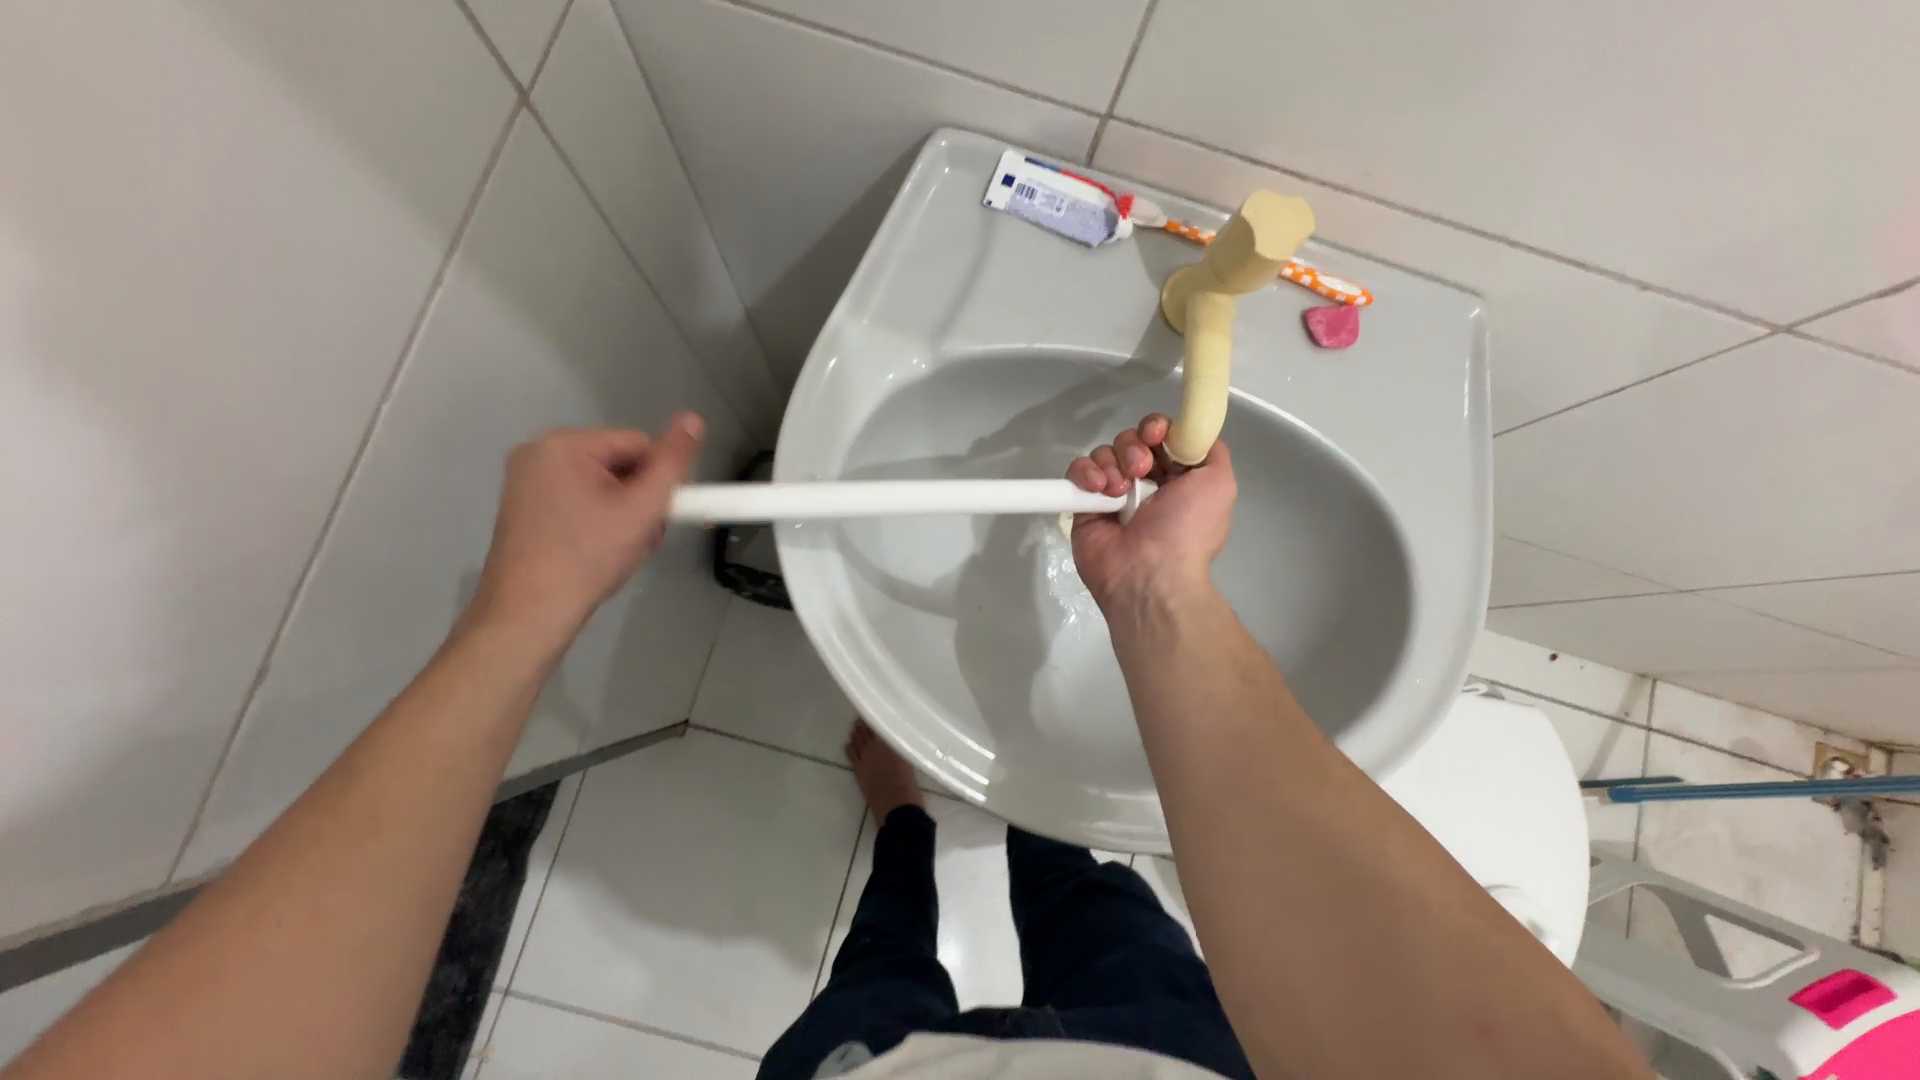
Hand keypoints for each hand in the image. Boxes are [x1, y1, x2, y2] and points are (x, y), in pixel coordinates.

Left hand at [468, 416, 703, 641]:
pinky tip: (599, 553)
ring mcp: (526, 483)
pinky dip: (598, 525)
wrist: (528, 613)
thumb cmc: (587, 557)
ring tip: (620, 550)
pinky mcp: (525, 510)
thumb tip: (692, 419)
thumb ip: (672, 463)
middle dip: (639, 501)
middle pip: (620, 466)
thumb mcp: (642, 509)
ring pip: (603, 488)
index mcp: (563, 445)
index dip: (659, 480)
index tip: (658, 516)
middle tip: (639, 538)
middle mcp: (538, 455)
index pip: (639, 445)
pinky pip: (580, 504)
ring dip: (623, 516)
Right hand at [1065, 413, 1235, 611]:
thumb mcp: (1220, 484)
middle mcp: (1146, 482)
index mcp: (1178, 477)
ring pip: (1105, 452)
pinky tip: (1097, 491)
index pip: (1162, 436)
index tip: (1155, 437)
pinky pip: (1078, 471)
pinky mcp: (1084, 504)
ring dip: (1112, 464)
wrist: (1149, 575)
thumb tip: (1192, 435)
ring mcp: (1113, 493)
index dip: (1157, 429)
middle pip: (1132, 440)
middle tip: (1140, 471)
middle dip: (1134, 448)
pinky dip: (1085, 474)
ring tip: (1119, 491)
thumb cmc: (1187, 530)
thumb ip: (1211, 451)